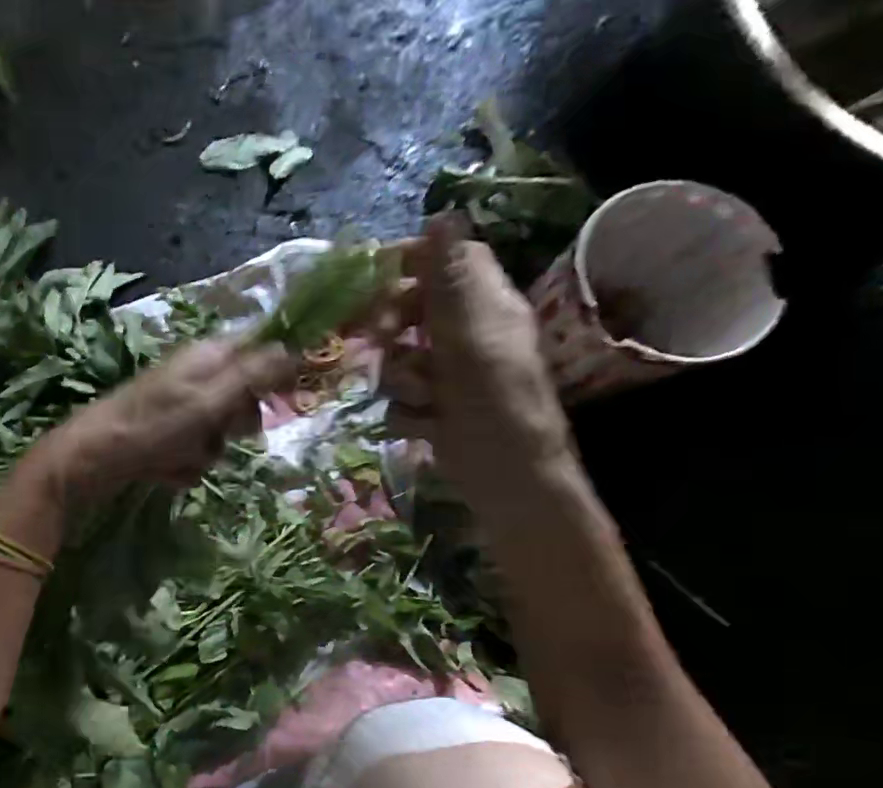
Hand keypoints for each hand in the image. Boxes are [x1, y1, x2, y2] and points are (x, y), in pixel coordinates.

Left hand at [15, 334, 294, 511]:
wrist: (95, 459)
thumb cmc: (155, 424)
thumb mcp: (211, 399)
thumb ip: (255, 375)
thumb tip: (295, 349)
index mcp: (210, 356)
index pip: (262, 351)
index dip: (278, 374)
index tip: (285, 400)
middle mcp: (199, 376)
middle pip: (247, 398)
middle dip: (238, 424)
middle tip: (223, 431)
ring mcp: (184, 407)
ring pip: (224, 431)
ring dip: (211, 449)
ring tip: (184, 454)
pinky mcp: (171, 435)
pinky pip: (200, 451)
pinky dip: (188, 463)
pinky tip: (168, 467)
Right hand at [375, 215, 574, 502]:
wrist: (511, 482)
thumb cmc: (496, 404)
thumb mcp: (470, 335)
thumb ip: (450, 279)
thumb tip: (443, 212)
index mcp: (487, 307)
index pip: (449, 261)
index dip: (412, 261)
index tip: (372, 273)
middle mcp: (469, 337)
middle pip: (415, 310)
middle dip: (391, 328)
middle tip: (377, 344)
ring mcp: (453, 379)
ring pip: (403, 359)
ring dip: (400, 379)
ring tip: (422, 401)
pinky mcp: (439, 414)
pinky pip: (404, 401)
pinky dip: (408, 414)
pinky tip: (424, 428)